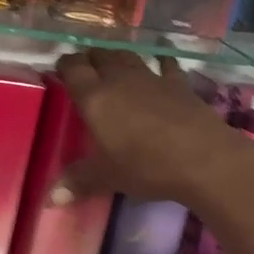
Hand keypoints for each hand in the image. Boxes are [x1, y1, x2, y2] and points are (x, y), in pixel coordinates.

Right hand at [51, 49, 253, 208]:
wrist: (203, 158)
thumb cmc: (147, 167)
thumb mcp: (109, 177)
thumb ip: (79, 181)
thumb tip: (51, 197)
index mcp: (95, 97)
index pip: (73, 68)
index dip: (65, 65)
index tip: (60, 69)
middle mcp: (119, 79)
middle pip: (100, 56)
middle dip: (90, 58)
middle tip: (85, 68)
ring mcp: (151, 77)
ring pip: (128, 56)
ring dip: (117, 56)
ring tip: (113, 62)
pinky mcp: (178, 82)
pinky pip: (165, 64)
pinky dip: (160, 61)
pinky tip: (161, 62)